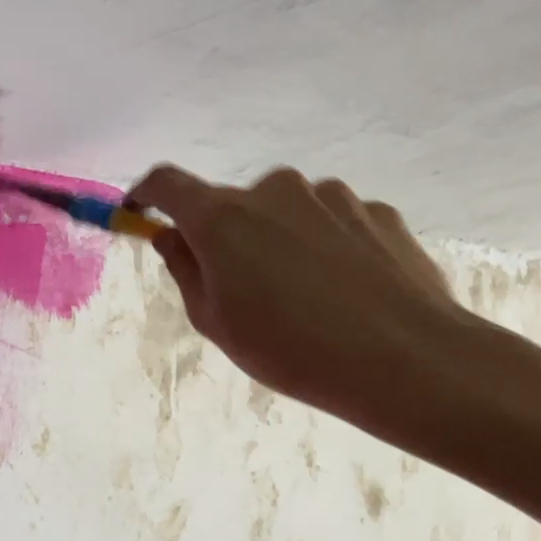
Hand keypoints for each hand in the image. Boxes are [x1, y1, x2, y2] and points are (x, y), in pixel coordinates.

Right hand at [128, 164, 473, 425]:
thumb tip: (171, 236)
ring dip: (275, 242)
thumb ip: (185, 269)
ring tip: (296, 298)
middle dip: (224, 236)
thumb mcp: (213, 321)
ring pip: (284, 213)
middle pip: (232, 204)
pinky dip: (320, 249)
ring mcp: (331, 196)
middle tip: (236, 290)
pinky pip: (329, 223)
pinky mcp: (376, 211)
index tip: (139, 214)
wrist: (401, 356)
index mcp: (223, 218)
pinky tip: (337, 293)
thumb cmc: (286, 347)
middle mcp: (275, 191)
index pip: (168, 184)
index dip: (146, 196)